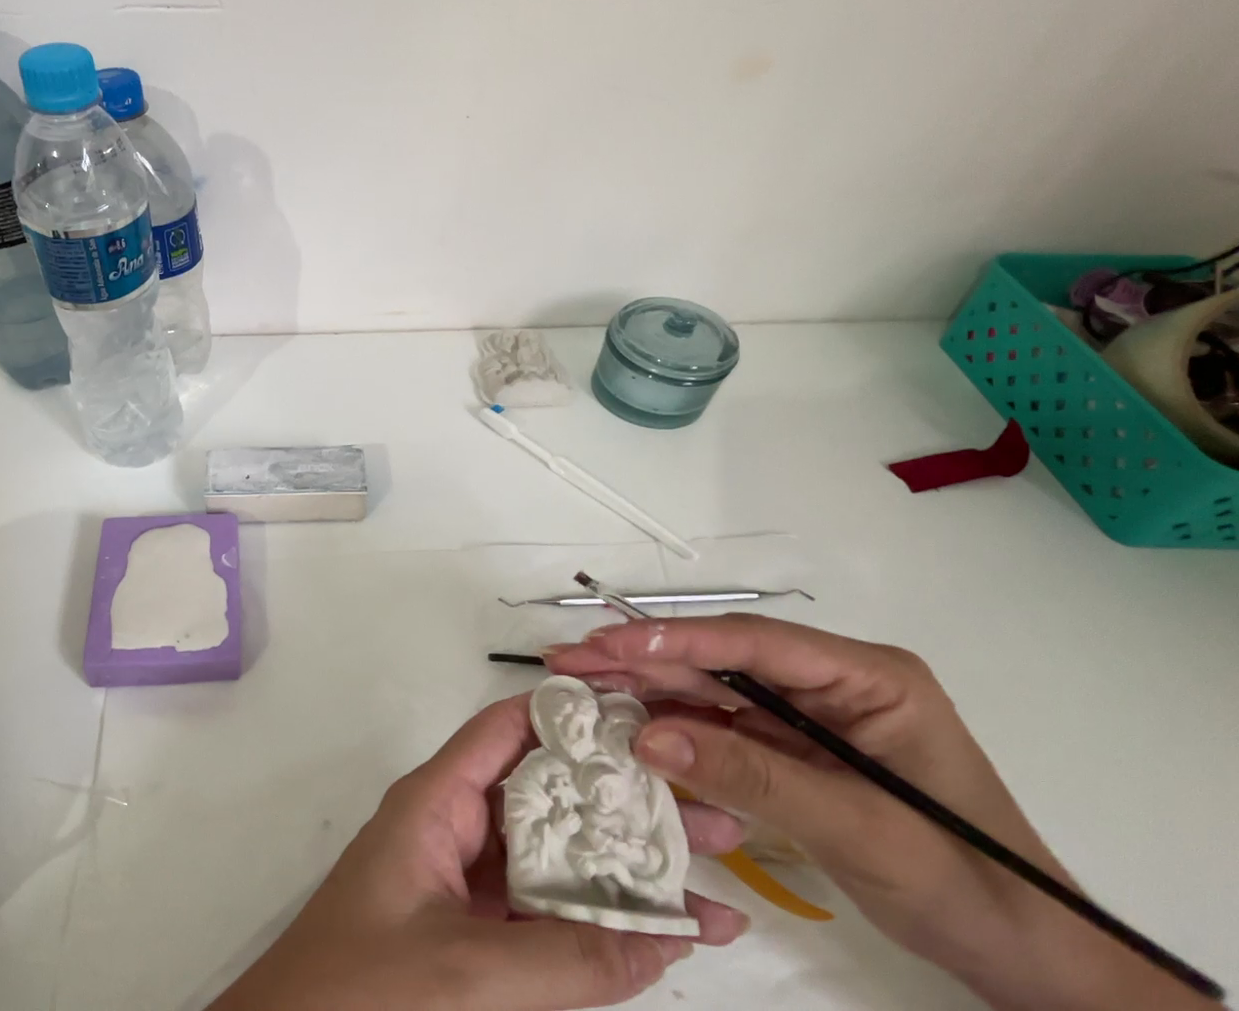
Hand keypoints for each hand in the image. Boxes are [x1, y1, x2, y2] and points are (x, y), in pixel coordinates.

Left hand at [207, 695, 749, 1010]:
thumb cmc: (359, 988)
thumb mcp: (465, 971)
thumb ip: (567, 959)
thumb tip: (671, 939)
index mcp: (436, 803)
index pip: (508, 729)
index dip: (574, 712)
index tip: (654, 712)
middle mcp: (454, 827)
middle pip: (548, 791)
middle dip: (626, 794)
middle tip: (712, 799)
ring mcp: (466, 881)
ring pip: (556, 852)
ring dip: (626, 859)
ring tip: (716, 859)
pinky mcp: (474, 928)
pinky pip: (545, 909)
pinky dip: (600, 918)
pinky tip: (668, 932)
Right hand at [546, 615, 1221, 1010]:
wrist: (1022, 952)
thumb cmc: (963, 881)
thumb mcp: (858, 828)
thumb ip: (752, 777)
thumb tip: (647, 738)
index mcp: (867, 679)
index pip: (755, 644)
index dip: (674, 640)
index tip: (606, 644)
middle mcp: (832, 686)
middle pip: (721, 662)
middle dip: (644, 661)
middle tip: (570, 662)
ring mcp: (809, 720)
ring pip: (713, 694)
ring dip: (648, 693)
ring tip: (580, 688)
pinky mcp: (793, 754)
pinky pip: (722, 733)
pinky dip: (672, 734)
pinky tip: (626, 729)